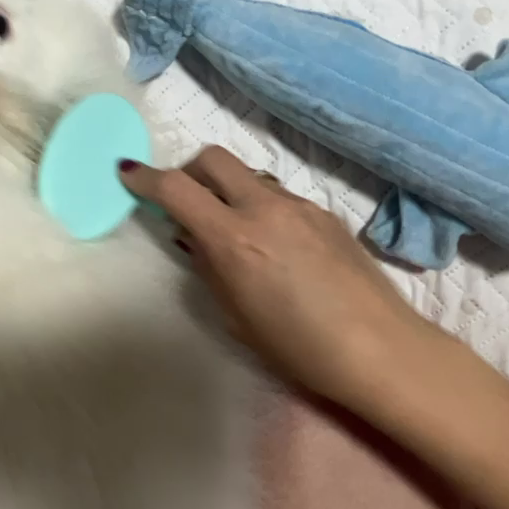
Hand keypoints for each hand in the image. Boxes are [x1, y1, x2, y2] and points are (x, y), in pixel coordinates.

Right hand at [119, 147, 422, 398]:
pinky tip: (274, 247)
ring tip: (233, 232)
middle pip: (213, 158)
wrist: (381, 349)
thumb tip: (194, 236)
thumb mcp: (236, 314)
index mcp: (235, 237)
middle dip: (188, 170)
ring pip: (249, 176)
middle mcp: (265, 208)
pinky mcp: (326, 214)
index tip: (127, 174)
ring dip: (228, 190)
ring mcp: (300, 206)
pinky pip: (278, 196)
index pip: (177, 188)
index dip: (145, 178)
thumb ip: (209, 265)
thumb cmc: (298, 347)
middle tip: (184, 201)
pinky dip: (260, 207)